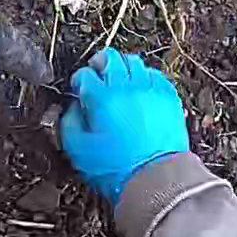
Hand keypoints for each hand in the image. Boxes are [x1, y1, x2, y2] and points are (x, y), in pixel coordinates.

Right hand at [59, 49, 188, 201]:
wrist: (157, 179)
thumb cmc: (117, 169)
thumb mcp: (79, 150)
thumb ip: (69, 123)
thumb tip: (71, 108)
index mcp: (101, 98)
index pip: (85, 74)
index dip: (79, 80)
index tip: (80, 88)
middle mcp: (126, 87)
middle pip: (110, 57)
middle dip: (99, 63)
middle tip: (97, 74)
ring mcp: (149, 88)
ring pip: (133, 61)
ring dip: (122, 68)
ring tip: (119, 80)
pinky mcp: (168, 95)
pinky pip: (154, 74)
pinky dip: (144, 77)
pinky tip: (140, 89)